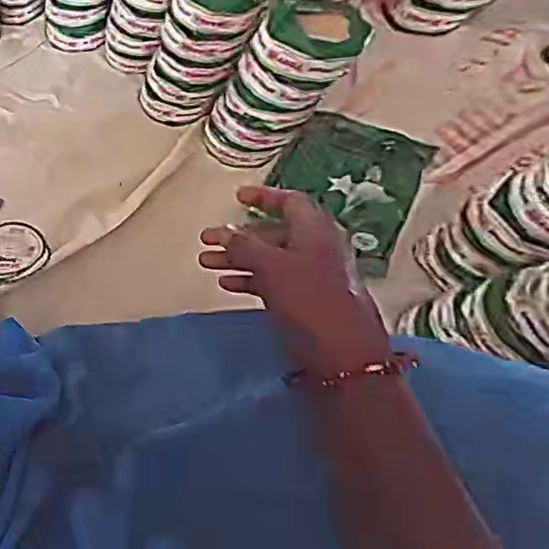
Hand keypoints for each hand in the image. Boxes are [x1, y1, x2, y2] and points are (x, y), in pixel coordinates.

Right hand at [198, 185, 391, 374]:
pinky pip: (272, 280)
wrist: (341, 352)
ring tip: (207, 262)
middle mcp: (316, 248)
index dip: (263, 197)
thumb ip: (243, 246)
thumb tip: (223, 233)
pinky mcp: (305, 299)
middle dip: (239, 235)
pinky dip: (249, 278)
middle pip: (274, 232)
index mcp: (315, 231)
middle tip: (210, 239)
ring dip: (237, 258)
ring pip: (269, 258)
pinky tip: (227, 284)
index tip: (238, 198)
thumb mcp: (271, 266)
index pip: (290, 202)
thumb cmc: (309, 299)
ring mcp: (311, 275)